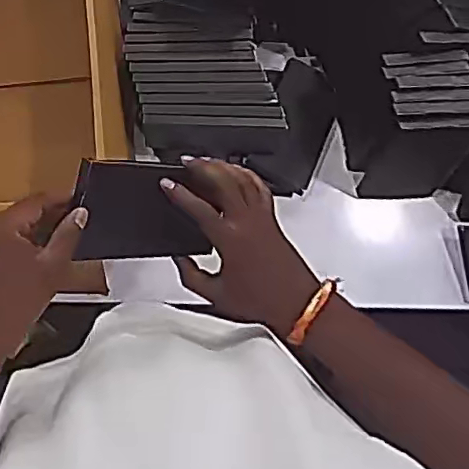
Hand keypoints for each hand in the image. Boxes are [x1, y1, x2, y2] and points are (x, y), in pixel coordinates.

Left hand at [0, 190, 87, 374]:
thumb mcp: (52, 266)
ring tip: (72, 232)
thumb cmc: (18, 300)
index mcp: (5, 224)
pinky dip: (35, 241)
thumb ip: (68, 235)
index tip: (80, 197)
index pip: (36, 200)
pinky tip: (53, 249)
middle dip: (55, 213)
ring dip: (46, 228)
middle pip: (29, 211)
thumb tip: (80, 213)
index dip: (60, 198)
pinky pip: (17, 239)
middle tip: (81, 215)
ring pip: (24, 226)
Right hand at [163, 158, 320, 336]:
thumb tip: (179, 261)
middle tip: (187, 162)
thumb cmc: (264, 303)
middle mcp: (247, 223)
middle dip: (202, 167)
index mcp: (230, 239)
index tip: (167, 184)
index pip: (199, 207)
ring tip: (207, 160)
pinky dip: (246, 174)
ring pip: (242, 180)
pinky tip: (237, 170)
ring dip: (223, 166)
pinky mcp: (272, 220)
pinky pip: (260, 188)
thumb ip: (191, 276)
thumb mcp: (216, 296)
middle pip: (224, 182)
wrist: (300, 307)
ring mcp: (262, 218)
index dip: (179, 193)